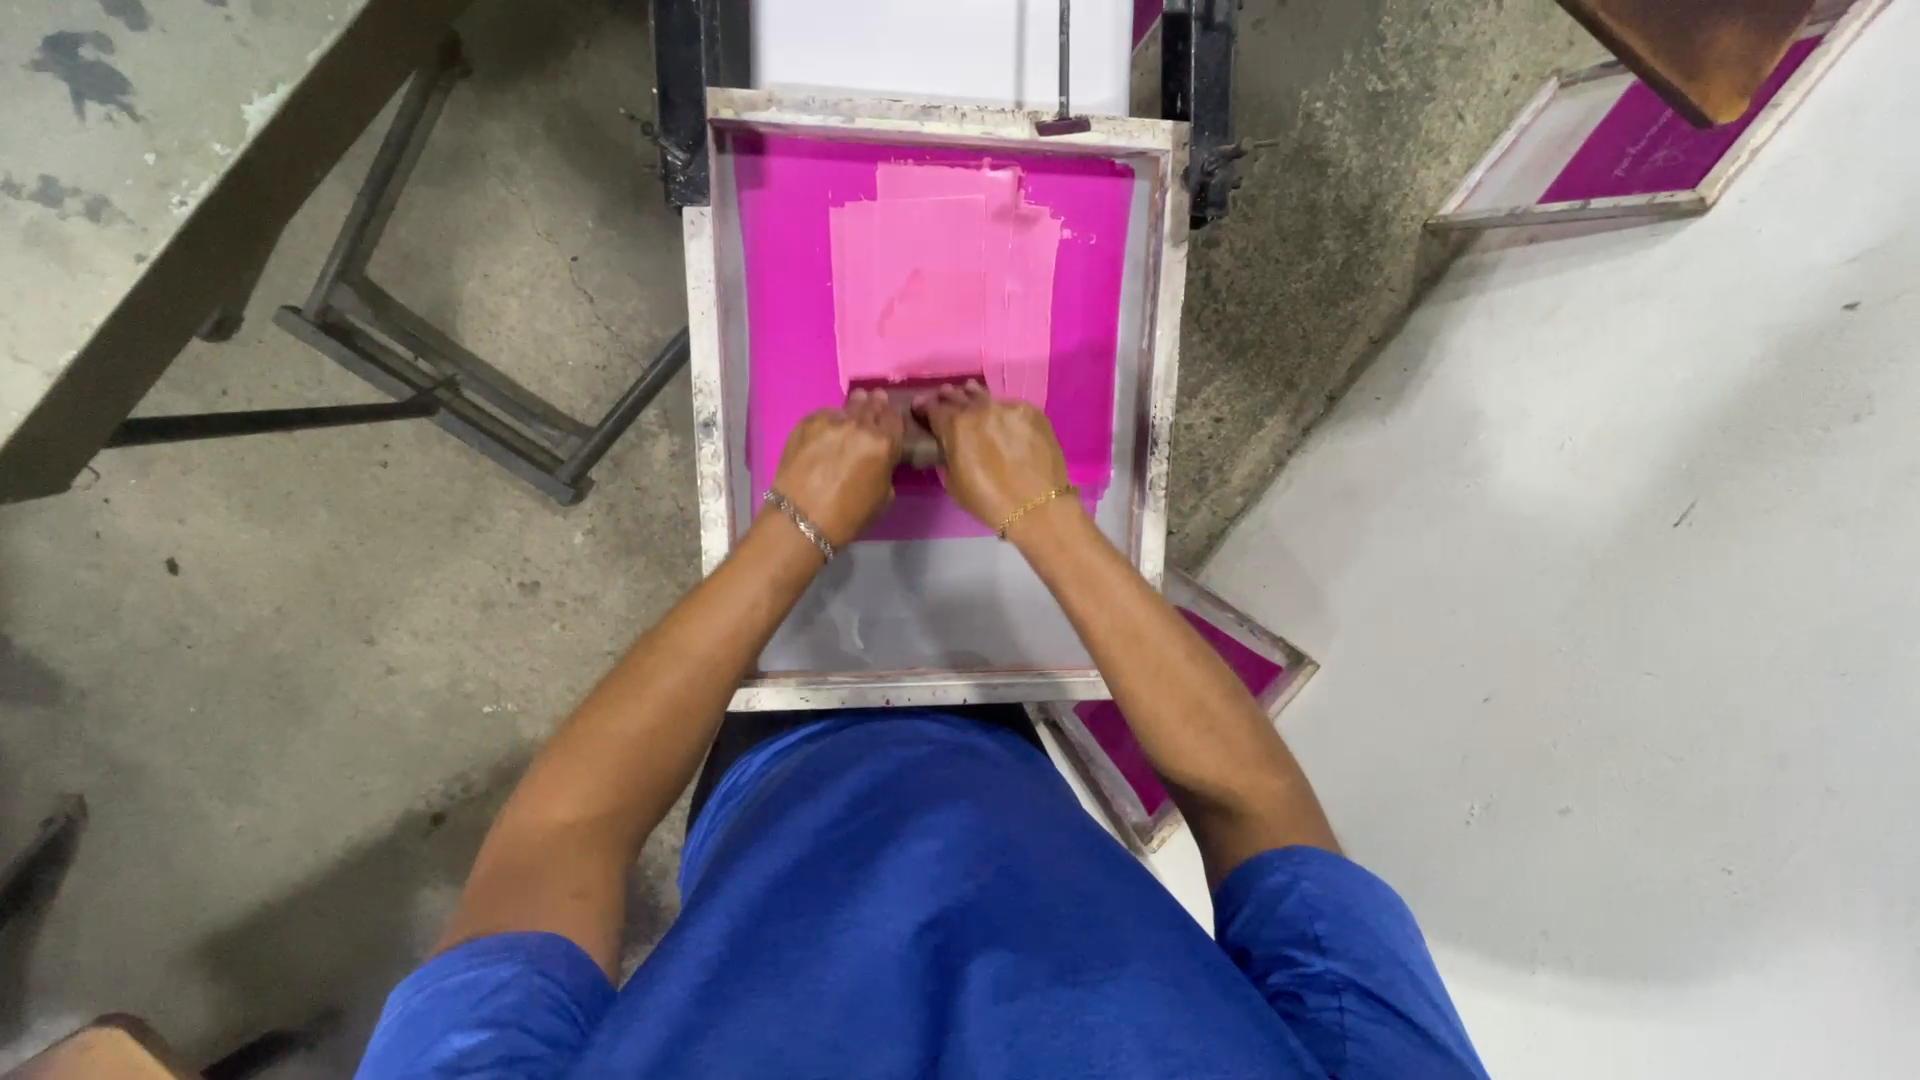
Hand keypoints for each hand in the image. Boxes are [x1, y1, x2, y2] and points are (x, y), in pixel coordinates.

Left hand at [771, 390, 904, 545]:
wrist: (801, 519)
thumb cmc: (849, 516)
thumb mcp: (884, 497)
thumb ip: (885, 468)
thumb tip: (877, 459)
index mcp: (883, 443)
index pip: (894, 418)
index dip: (892, 418)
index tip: (888, 419)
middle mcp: (859, 425)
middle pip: (871, 404)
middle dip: (874, 404)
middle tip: (873, 404)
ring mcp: (830, 421)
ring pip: (847, 407)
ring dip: (852, 410)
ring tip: (850, 415)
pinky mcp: (805, 423)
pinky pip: (823, 415)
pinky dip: (828, 421)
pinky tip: (825, 432)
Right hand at [919, 381, 1069, 530]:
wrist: (1038, 506)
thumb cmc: (990, 502)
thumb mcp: (954, 483)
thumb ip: (947, 455)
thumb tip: (949, 444)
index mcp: (955, 426)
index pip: (933, 408)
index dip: (924, 407)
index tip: (921, 408)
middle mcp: (979, 408)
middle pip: (957, 396)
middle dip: (947, 398)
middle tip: (944, 398)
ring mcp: (1007, 407)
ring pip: (984, 394)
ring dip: (973, 395)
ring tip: (969, 396)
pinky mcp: (1031, 411)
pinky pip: (1009, 404)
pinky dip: (1000, 408)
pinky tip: (1000, 414)